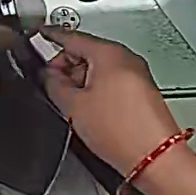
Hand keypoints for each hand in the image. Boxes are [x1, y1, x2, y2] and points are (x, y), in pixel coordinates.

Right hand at [39, 28, 184, 173]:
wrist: (155, 159)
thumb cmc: (122, 132)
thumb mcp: (72, 106)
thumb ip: (52, 83)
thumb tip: (47, 75)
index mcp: (109, 54)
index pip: (72, 37)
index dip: (50, 36)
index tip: (40, 34)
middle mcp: (126, 59)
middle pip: (86, 51)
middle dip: (65, 66)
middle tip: (51, 82)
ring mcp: (137, 75)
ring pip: (98, 68)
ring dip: (80, 80)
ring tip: (72, 103)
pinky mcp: (141, 92)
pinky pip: (111, 81)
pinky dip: (96, 89)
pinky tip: (89, 110)